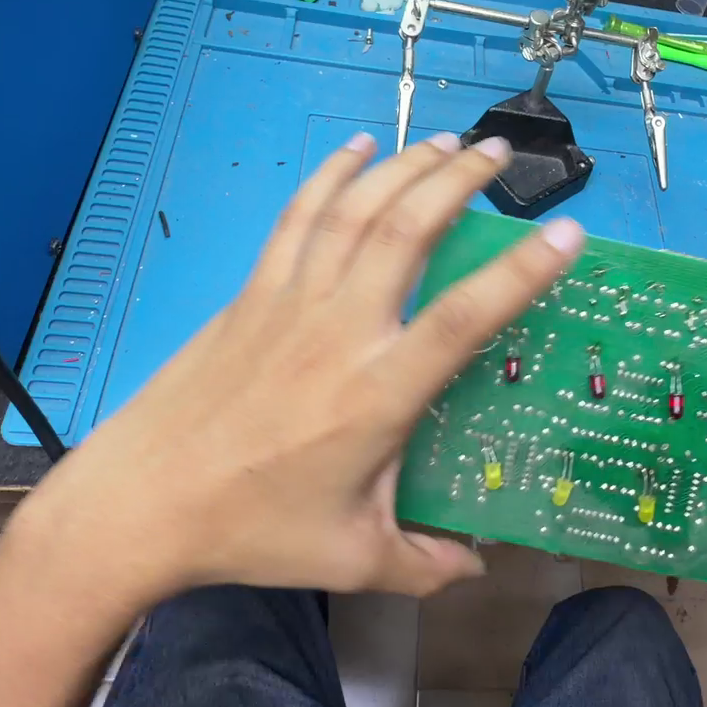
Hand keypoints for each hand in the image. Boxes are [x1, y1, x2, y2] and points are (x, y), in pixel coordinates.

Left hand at [9, 131, 585, 611]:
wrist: (140, 503)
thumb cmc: (252, 530)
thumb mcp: (352, 559)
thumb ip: (426, 563)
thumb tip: (480, 564)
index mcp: (378, 392)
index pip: (466, 317)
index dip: (521, 271)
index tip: (566, 232)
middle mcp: (342, 329)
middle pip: (408, 230)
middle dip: (460, 181)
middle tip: (500, 153)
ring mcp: (292, 299)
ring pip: (357, 210)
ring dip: (406, 166)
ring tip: (448, 141)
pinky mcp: (254, 290)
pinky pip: (299, 216)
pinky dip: (332, 174)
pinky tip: (358, 146)